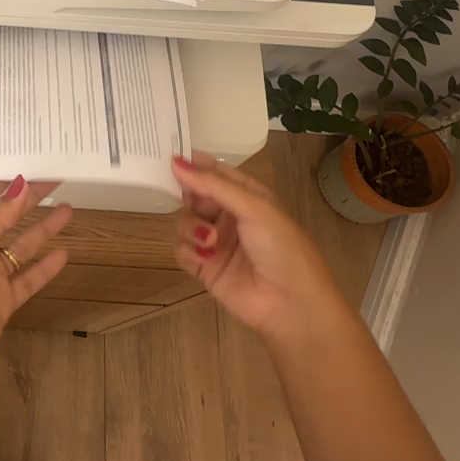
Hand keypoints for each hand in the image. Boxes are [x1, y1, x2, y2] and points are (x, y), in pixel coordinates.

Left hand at [0, 176, 71, 394]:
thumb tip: (19, 188)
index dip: (4, 180)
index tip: (30, 163)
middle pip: (5, 217)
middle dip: (28, 199)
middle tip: (56, 180)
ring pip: (20, 246)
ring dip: (42, 228)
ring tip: (68, 209)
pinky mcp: (2, 302)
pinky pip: (28, 279)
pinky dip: (45, 267)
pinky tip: (63, 254)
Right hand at [170, 154, 338, 338]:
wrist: (290, 304)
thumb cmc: (280, 247)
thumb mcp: (253, 208)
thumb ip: (213, 185)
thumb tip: (177, 162)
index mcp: (246, 196)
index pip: (214, 172)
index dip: (193, 164)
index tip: (169, 157)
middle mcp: (228, 216)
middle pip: (194, 196)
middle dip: (189, 197)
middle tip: (192, 202)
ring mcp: (215, 242)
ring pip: (184, 222)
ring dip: (192, 227)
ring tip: (210, 241)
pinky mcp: (203, 267)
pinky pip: (181, 249)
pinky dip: (189, 250)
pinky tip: (205, 258)